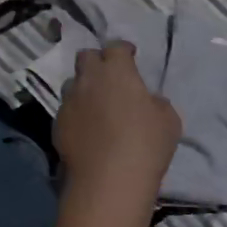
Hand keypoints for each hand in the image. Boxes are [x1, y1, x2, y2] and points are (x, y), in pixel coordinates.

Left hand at [55, 41, 180, 194]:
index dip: (124, 51)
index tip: (131, 58)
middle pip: (86, 57)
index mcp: (117, 71)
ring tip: (96, 106)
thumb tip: (148, 102)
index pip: (116, 47)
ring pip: (72, 85)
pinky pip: (67, 112)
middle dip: (97, 62)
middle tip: (110, 78)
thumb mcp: (169, 120)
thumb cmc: (146, 144)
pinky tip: (88, 132)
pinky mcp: (57, 126)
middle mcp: (88, 80)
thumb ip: (156, 103)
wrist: (109, 180)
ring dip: (84, 89)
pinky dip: (77, 116)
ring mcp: (69, 103)